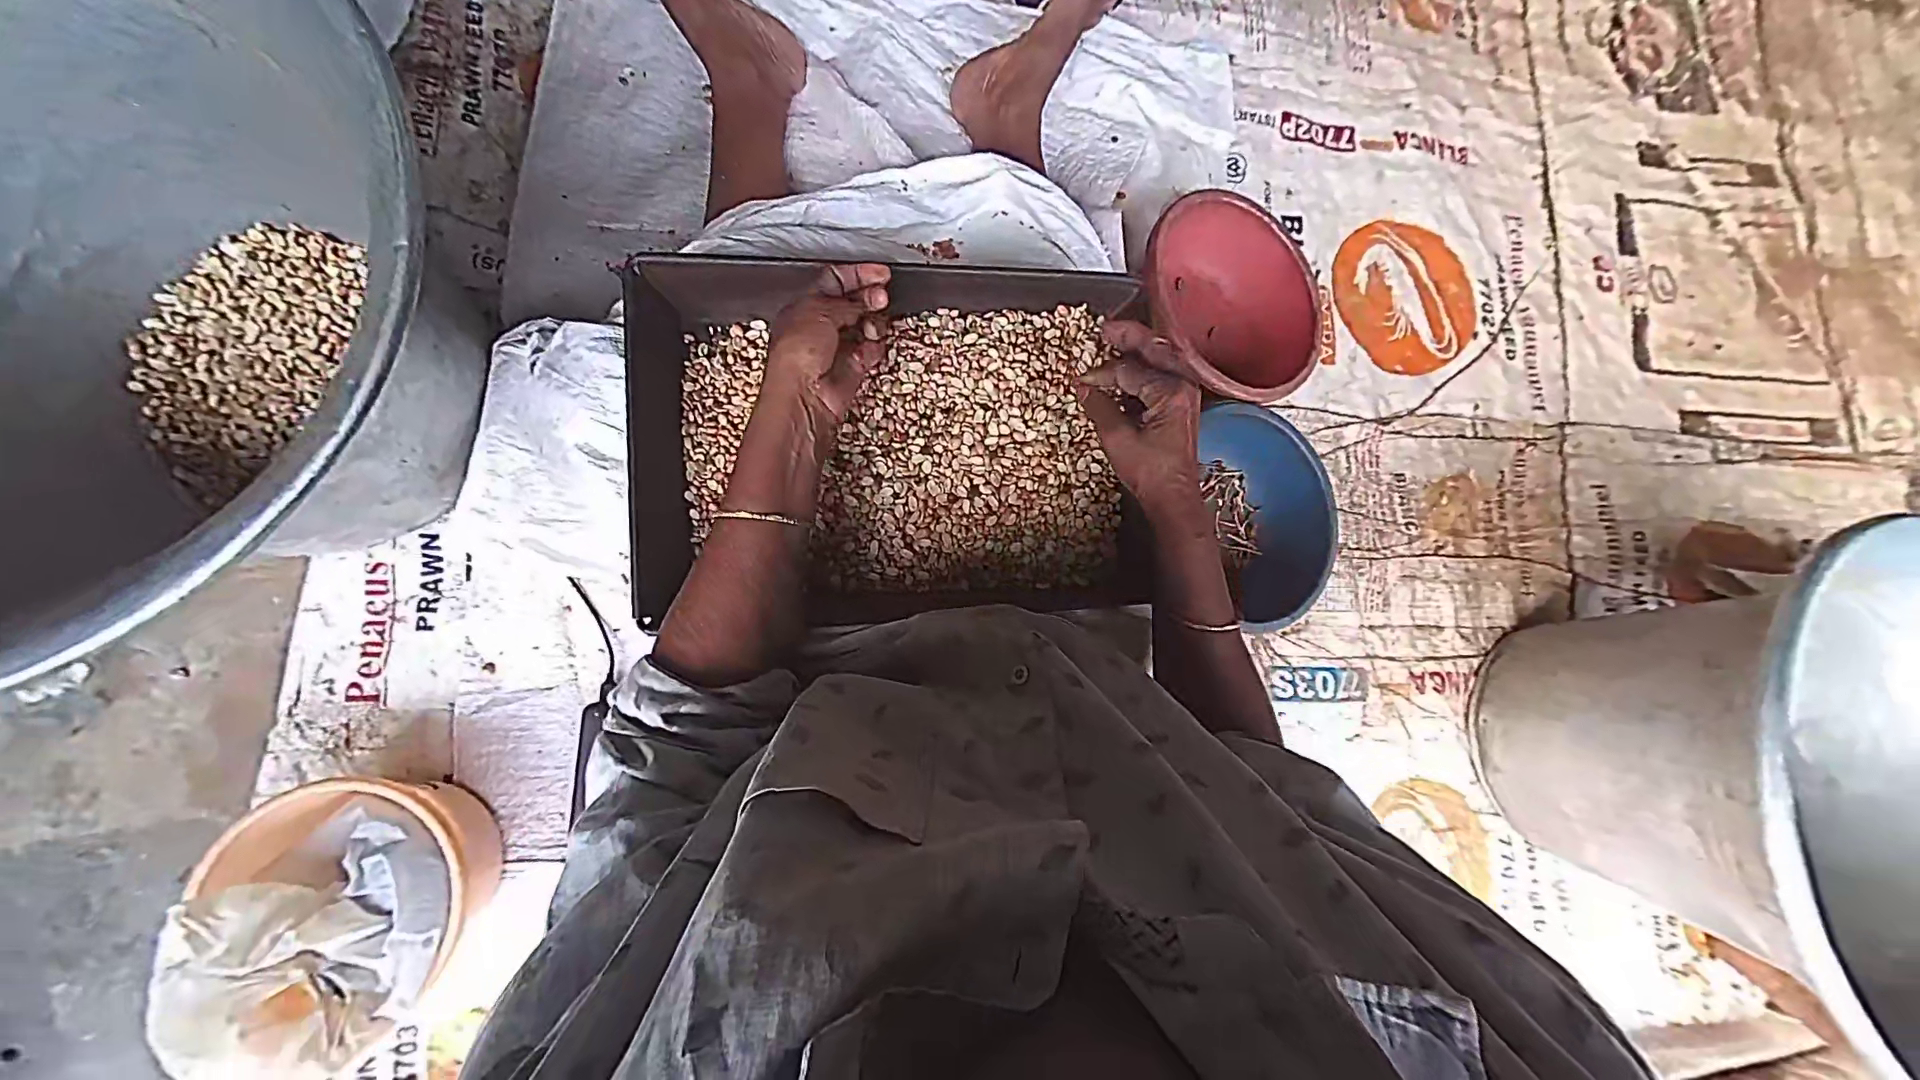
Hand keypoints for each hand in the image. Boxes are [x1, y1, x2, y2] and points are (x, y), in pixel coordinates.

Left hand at [764, 263, 890, 424]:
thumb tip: (865, 299)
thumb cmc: (797, 353)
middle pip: (853, 303)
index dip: (857, 274)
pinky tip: (872, 345)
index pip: (835, 281)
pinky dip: (875, 348)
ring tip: (874, 326)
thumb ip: (847, 302)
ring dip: (874, 323)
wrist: (803, 394)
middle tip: (882, 297)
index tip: (880, 273)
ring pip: (865, 326)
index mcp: (806, 306)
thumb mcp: (820, 311)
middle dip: (870, 297)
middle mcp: (822, 326)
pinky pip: (871, 351)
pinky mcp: (852, 368)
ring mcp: (838, 348)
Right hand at [1075, 320, 1204, 526]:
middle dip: (1127, 339)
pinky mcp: (1180, 405)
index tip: (1080, 379)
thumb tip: (1082, 387)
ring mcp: (1185, 395)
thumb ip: (1099, 407)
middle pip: (1153, 352)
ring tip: (1112, 343)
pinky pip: (1159, 379)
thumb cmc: (1149, 472)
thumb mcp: (1117, 438)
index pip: (1128, 370)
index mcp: (1170, 391)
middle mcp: (1183, 386)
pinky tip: (1124, 375)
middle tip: (1104, 329)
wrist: (1172, 497)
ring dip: (1135, 353)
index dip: (1101, 373)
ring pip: (1158, 362)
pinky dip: (1140, 373)